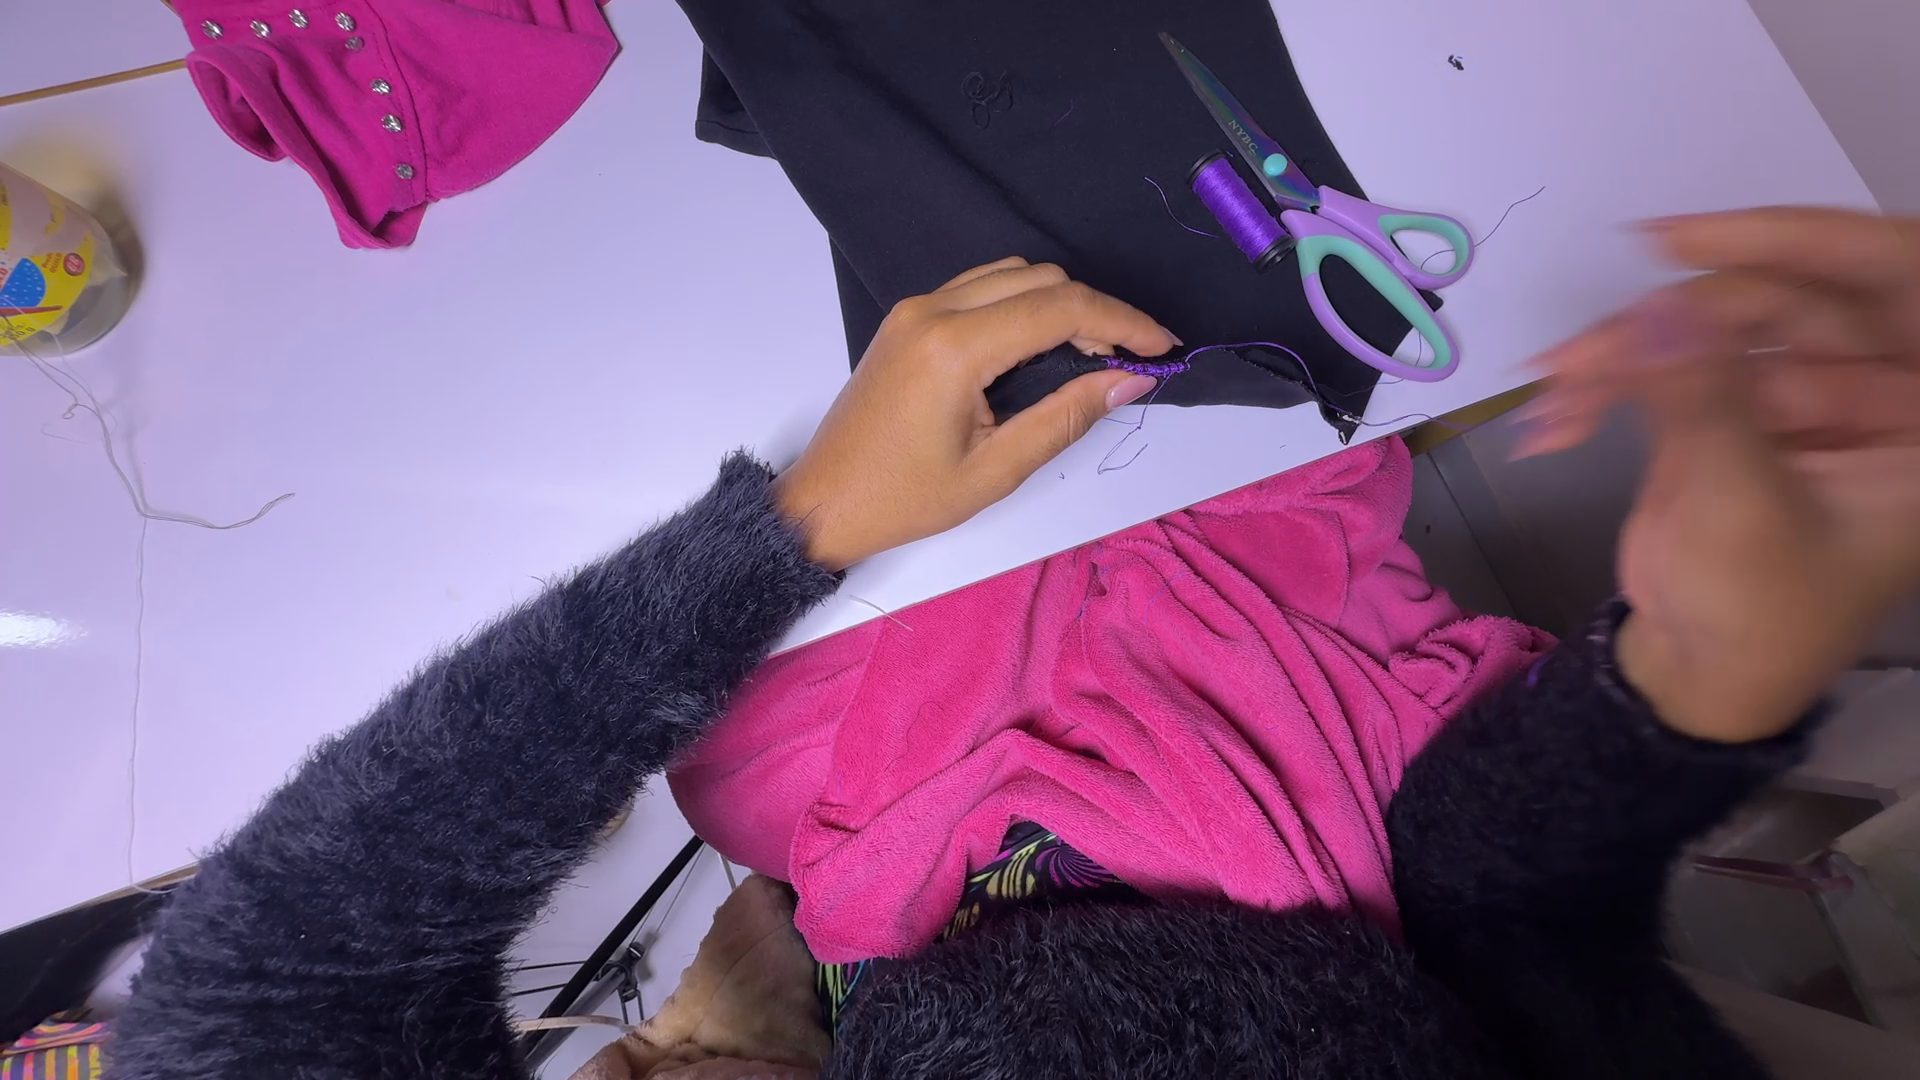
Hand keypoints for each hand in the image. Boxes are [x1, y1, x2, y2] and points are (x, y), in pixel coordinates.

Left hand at [775, 258, 1176, 569]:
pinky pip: (979, 290)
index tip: (1162, 347)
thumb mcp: (995, 470)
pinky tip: (1036, 350)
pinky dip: (1020, 307)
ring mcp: (914, 309)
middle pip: (1040, 278)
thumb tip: (1130, 379)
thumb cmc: (904, 499)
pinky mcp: (907, 320)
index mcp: (954, 348)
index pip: (1060, 308)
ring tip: (1085, 358)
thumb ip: (1066, 417)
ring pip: (1010, 275)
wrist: (825, 502)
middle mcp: (932, 310)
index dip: (1124, 322)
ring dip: (1058, 305)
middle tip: (1123, 363)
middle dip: (1094, 313)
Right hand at [1519, 208, 1919, 741]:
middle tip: (1574, 357)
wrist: (1700, 662)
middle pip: (1771, 307)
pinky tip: (1553, 425)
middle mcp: (1871, 386)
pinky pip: (1653, 378)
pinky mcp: (1714, 418)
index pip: (1897, 280)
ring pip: (1696, 339)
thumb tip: (1646, 312)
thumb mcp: (1737, 503)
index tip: (1674, 240)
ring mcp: (1786, 401)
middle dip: (1663, 324)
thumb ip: (1699, 400)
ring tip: (1547, 400)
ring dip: (1612, 363)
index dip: (1796, 243)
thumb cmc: (1758, 604)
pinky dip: (1596, 396)